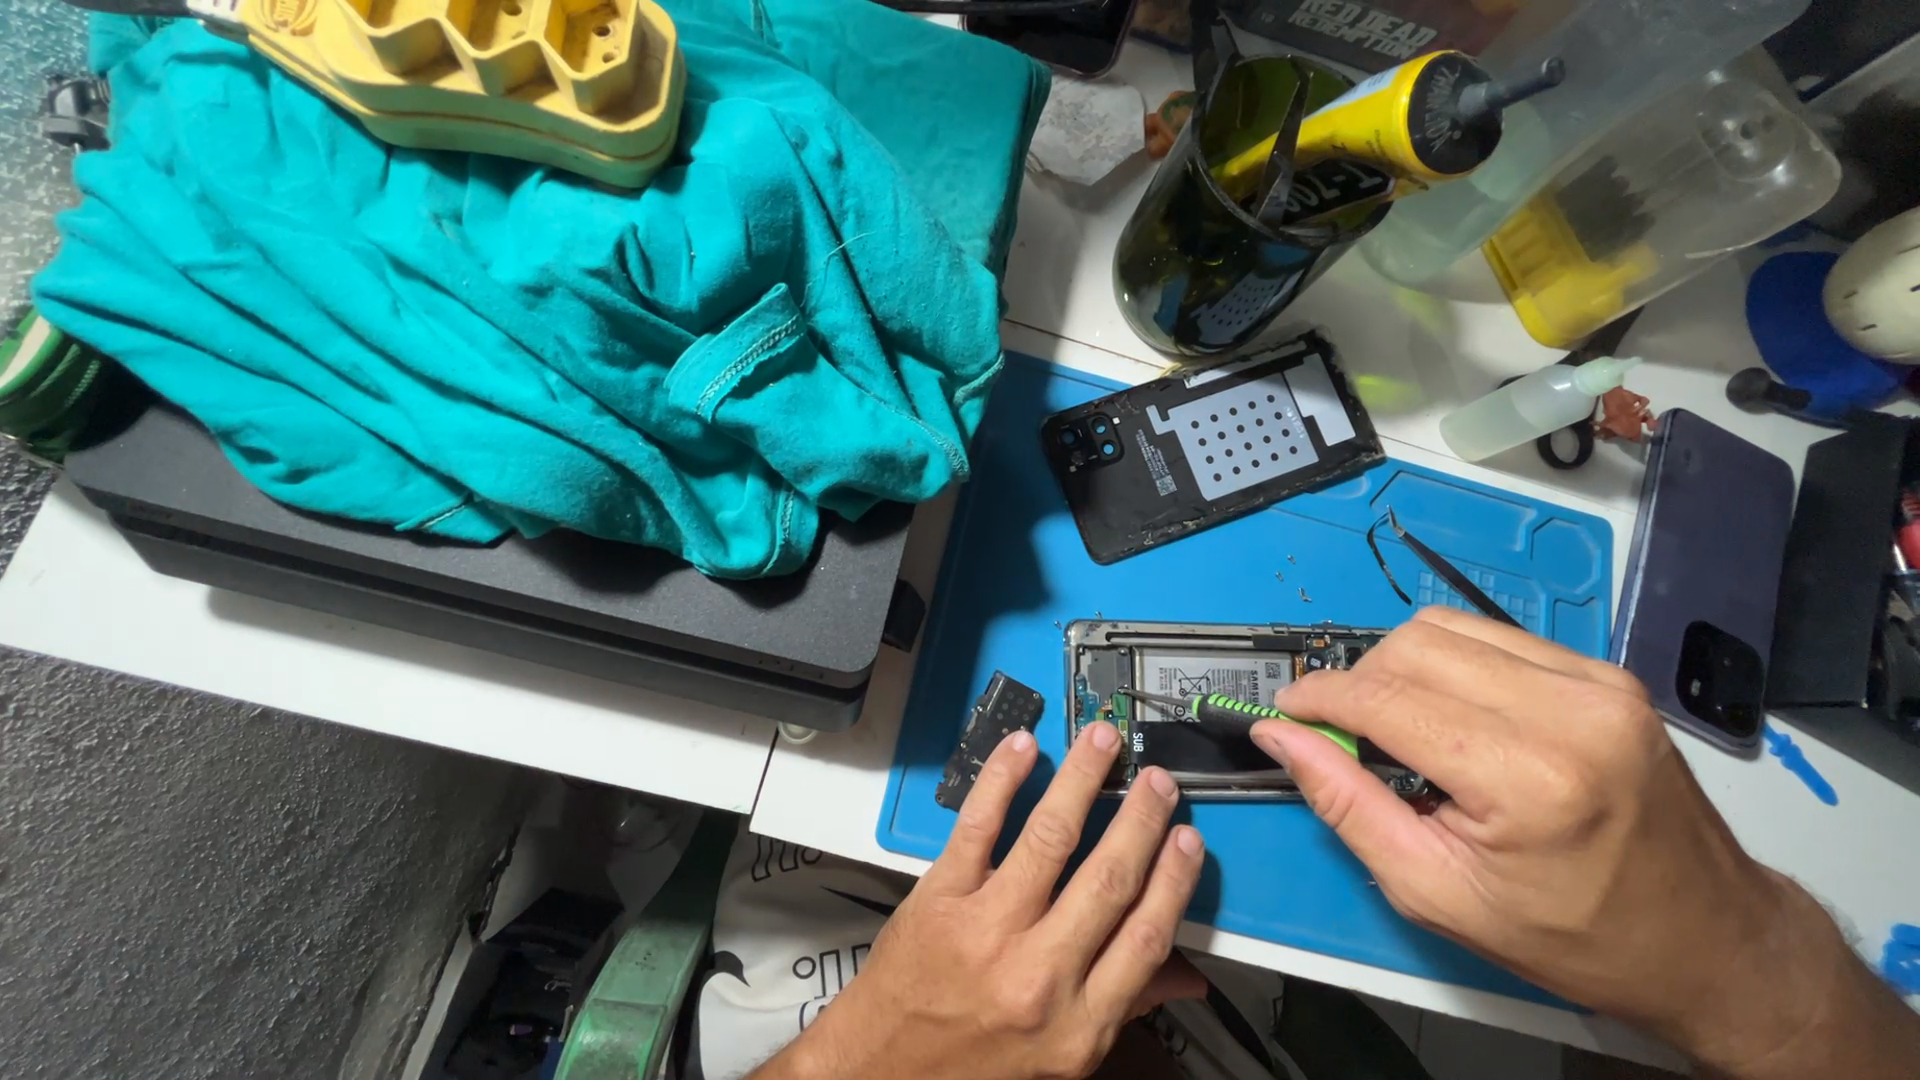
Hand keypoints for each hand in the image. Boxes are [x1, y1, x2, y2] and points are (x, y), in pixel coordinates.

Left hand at [752, 723, 1206, 1079]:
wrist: (885, 1067)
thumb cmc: (980, 1059)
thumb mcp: (1063, 1056)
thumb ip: (1126, 1003)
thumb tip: (1190, 971)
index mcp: (1078, 1020)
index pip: (1144, 937)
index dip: (1173, 881)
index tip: (1188, 837)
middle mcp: (1039, 972)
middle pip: (1106, 881)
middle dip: (1139, 823)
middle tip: (1158, 780)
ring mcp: (987, 926)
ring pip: (1048, 840)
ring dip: (1081, 782)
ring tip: (1102, 742)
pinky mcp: (942, 895)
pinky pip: (978, 826)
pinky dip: (1002, 779)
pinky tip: (1024, 746)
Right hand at [1250, 607, 1919, 1077]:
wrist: (1713, 943)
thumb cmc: (1567, 935)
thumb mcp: (1433, 890)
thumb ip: (1344, 802)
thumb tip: (1279, 734)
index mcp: (1527, 777)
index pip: (1385, 699)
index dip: (1318, 698)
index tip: (1285, 713)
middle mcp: (1567, 709)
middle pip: (1410, 647)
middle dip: (1355, 681)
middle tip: (1343, 731)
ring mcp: (1595, 682)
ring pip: (1443, 628)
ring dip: (1395, 666)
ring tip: (1394, 720)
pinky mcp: (1604, 673)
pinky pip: (1488, 635)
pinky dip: (1444, 662)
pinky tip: (1446, 709)